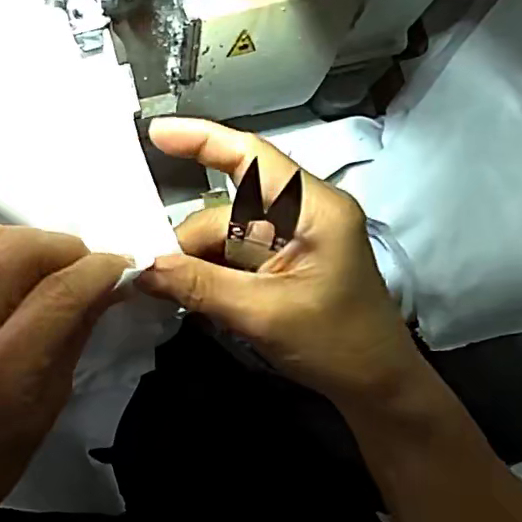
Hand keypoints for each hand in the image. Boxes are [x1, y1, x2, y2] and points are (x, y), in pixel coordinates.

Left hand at [0, 222, 128, 521]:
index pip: (60, 292)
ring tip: (52, 259)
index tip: (124, 263)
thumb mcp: (57, 394)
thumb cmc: (6, 450)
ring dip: (30, 238)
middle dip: (67, 247)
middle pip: (19, 251)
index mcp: (0, 371)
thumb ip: (80, 328)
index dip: (101, 268)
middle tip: (88, 264)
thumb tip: (111, 280)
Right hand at [136, 118, 454, 430]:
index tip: (156, 133)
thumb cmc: (338, 345)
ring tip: (163, 289)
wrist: (378, 388)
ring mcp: (291, 241)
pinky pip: (233, 258)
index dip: (202, 140)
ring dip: (195, 262)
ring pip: (225, 237)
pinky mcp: (282, 265)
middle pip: (226, 211)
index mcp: (312, 209)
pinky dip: (208, 274)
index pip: (252, 158)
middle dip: (187, 241)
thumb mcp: (263, 315)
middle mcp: (301, 214)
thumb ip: (200, 286)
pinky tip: (186, 292)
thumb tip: (142, 269)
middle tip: (147, 273)